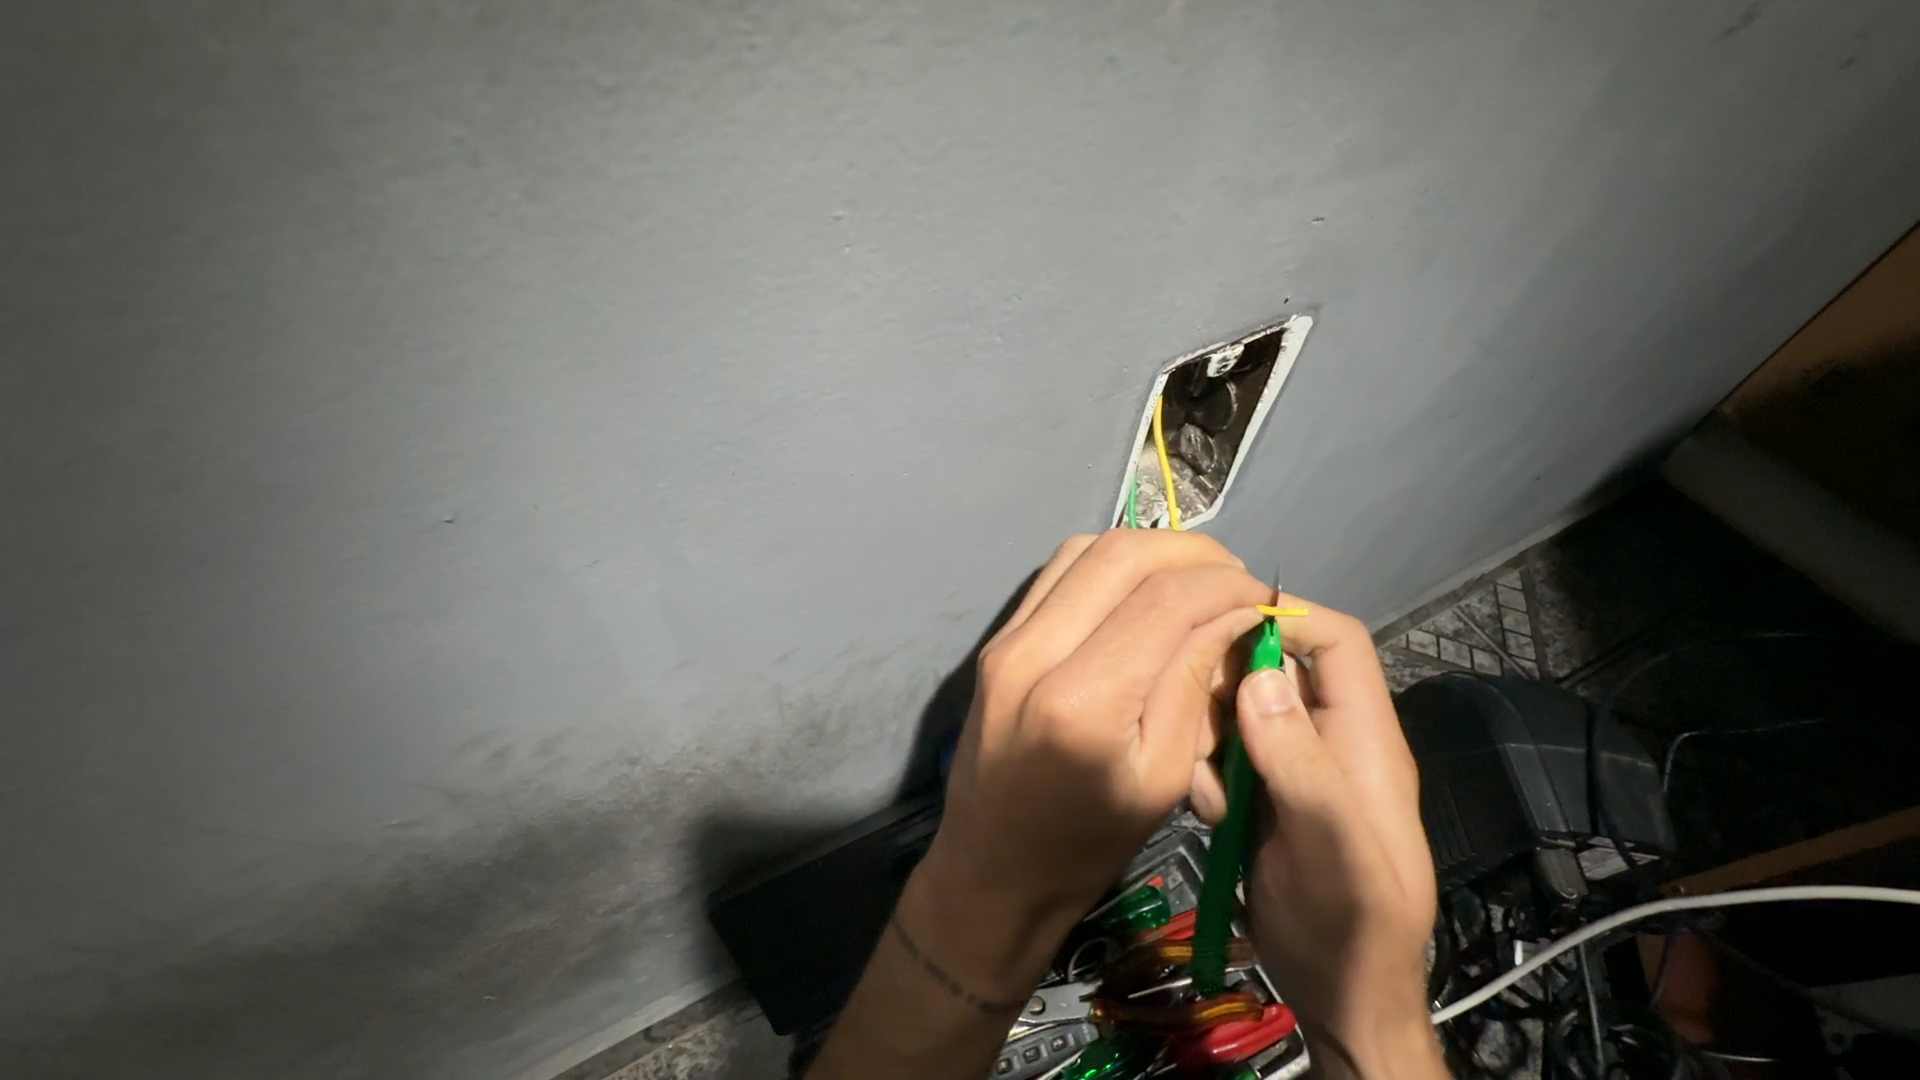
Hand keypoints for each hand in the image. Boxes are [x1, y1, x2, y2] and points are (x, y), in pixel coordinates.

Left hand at [907, 529, 1270, 1000]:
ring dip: (1150, 550)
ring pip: (1085, 548)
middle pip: (1123, 553)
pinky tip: (1140, 590)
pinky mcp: (997, 639)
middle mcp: (1033, 651)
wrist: (991, 868)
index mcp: (1080, 700)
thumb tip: (1233, 611)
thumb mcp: (1161, 778)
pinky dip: (1107, 564)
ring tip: (1195, 580)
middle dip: (1194, 554)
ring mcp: (1005, 638)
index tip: (1265, 599)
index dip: (1227, 586)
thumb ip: (1194, 683)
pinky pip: (1056, 572)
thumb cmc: (1085, 846)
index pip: (1166, 600)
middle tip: (1235, 580)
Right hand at [1236, 599, 1443, 1076]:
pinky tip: (1202, 809)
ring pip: (1239, 711)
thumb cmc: (1348, 926)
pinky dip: (1205, 770)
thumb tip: (1259, 676)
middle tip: (1191, 721)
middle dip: (1226, 684)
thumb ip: (1300, 764)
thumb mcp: (1330, 848)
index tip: (1221, 624)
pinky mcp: (1263, 796)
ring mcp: (1293, 768)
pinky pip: (1226, 755)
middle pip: (1275, 669)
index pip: (1338, 642)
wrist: (1340, 1000)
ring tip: (1201, 781)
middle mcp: (1329, 740)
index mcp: (1363, 738)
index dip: (1287, 618)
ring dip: (1208, 734)